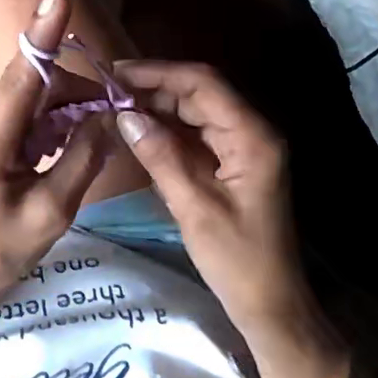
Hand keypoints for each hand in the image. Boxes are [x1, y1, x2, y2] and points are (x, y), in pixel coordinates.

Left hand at [0, 0, 111, 310]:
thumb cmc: (0, 246)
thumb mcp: (51, 211)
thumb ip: (83, 158)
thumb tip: (111, 116)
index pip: (23, 73)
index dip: (43, 31)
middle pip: (40, 79)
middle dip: (80, 90)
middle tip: (115, 117)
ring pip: (39, 90)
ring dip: (72, 105)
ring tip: (93, 137)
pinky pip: (33, 104)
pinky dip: (58, 116)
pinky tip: (69, 142)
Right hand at [111, 61, 309, 330]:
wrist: (271, 305)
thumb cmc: (238, 260)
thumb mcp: (193, 208)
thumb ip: (159, 156)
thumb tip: (123, 115)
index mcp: (252, 137)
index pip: (203, 84)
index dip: (158, 72)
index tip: (116, 73)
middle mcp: (249, 132)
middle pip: (197, 92)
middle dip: (152, 87)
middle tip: (106, 92)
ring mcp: (240, 147)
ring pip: (192, 111)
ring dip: (155, 107)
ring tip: (113, 107)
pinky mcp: (229, 163)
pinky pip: (193, 133)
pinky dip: (164, 129)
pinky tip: (135, 131)